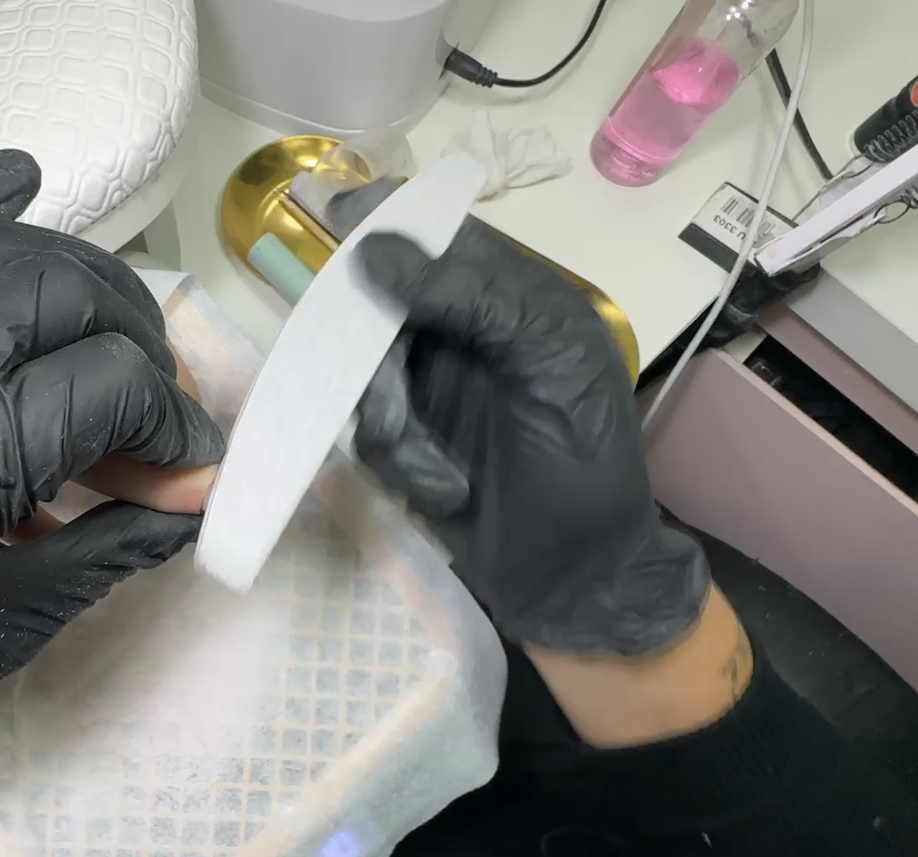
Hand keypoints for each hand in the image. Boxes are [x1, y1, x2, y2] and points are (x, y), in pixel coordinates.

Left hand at [0, 151, 223, 856]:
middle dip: (138, 346)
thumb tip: (201, 491)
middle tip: (154, 410)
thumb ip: (118, 539)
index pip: (111, 386)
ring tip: (110, 342)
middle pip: (66, 294)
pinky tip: (19, 187)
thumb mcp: (10, 621)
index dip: (176, 426)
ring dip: (79, 287)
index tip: (193, 467)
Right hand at [352, 224, 708, 655]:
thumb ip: (472, 297)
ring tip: (436, 475)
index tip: (338, 219)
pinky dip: (398, 462)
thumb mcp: (548, 363)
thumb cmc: (579, 467)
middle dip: (377, 359)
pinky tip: (440, 489)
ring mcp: (427, 388)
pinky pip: (366, 427)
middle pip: (380, 307)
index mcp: (511, 300)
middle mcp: (461, 334)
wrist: (567, 576)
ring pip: (363, 374)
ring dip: (392, 428)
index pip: (439, 237)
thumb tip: (373, 250)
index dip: (386, 222)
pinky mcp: (402, 439)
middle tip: (393, 406)